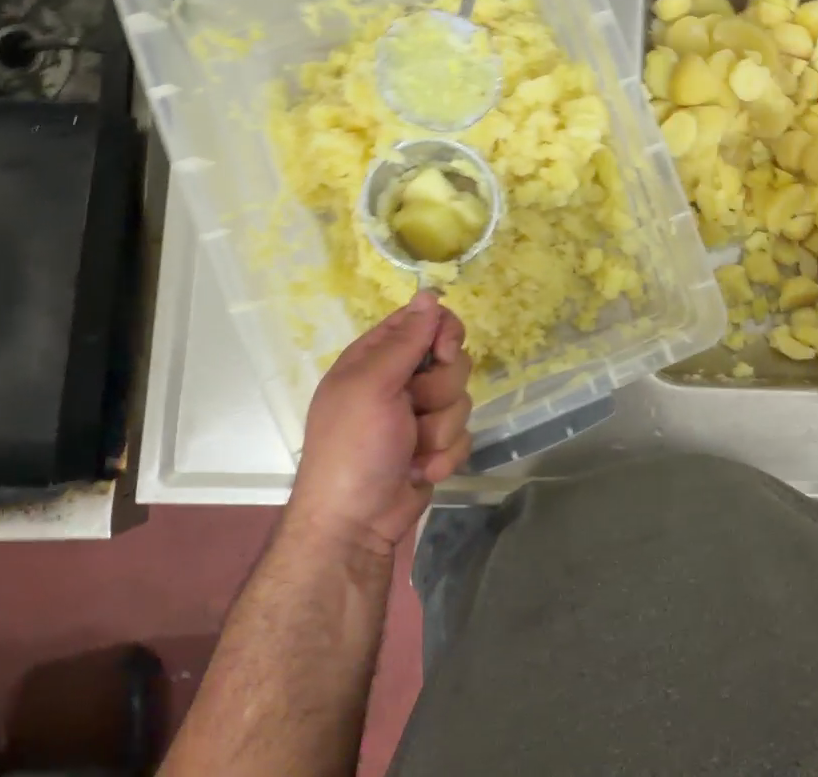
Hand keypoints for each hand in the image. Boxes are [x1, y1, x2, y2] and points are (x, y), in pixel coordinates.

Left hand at [289, 291, 473, 556]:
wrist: (356, 523)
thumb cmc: (353, 448)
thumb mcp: (372, 386)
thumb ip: (405, 341)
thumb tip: (429, 294)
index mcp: (376, 358)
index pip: (425, 321)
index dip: (443, 334)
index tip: (443, 355)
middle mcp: (399, 381)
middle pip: (453, 362)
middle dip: (440, 392)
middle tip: (412, 410)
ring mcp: (419, 416)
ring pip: (462, 401)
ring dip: (439, 431)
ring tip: (410, 451)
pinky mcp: (436, 446)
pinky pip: (464, 436)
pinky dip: (444, 457)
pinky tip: (419, 471)